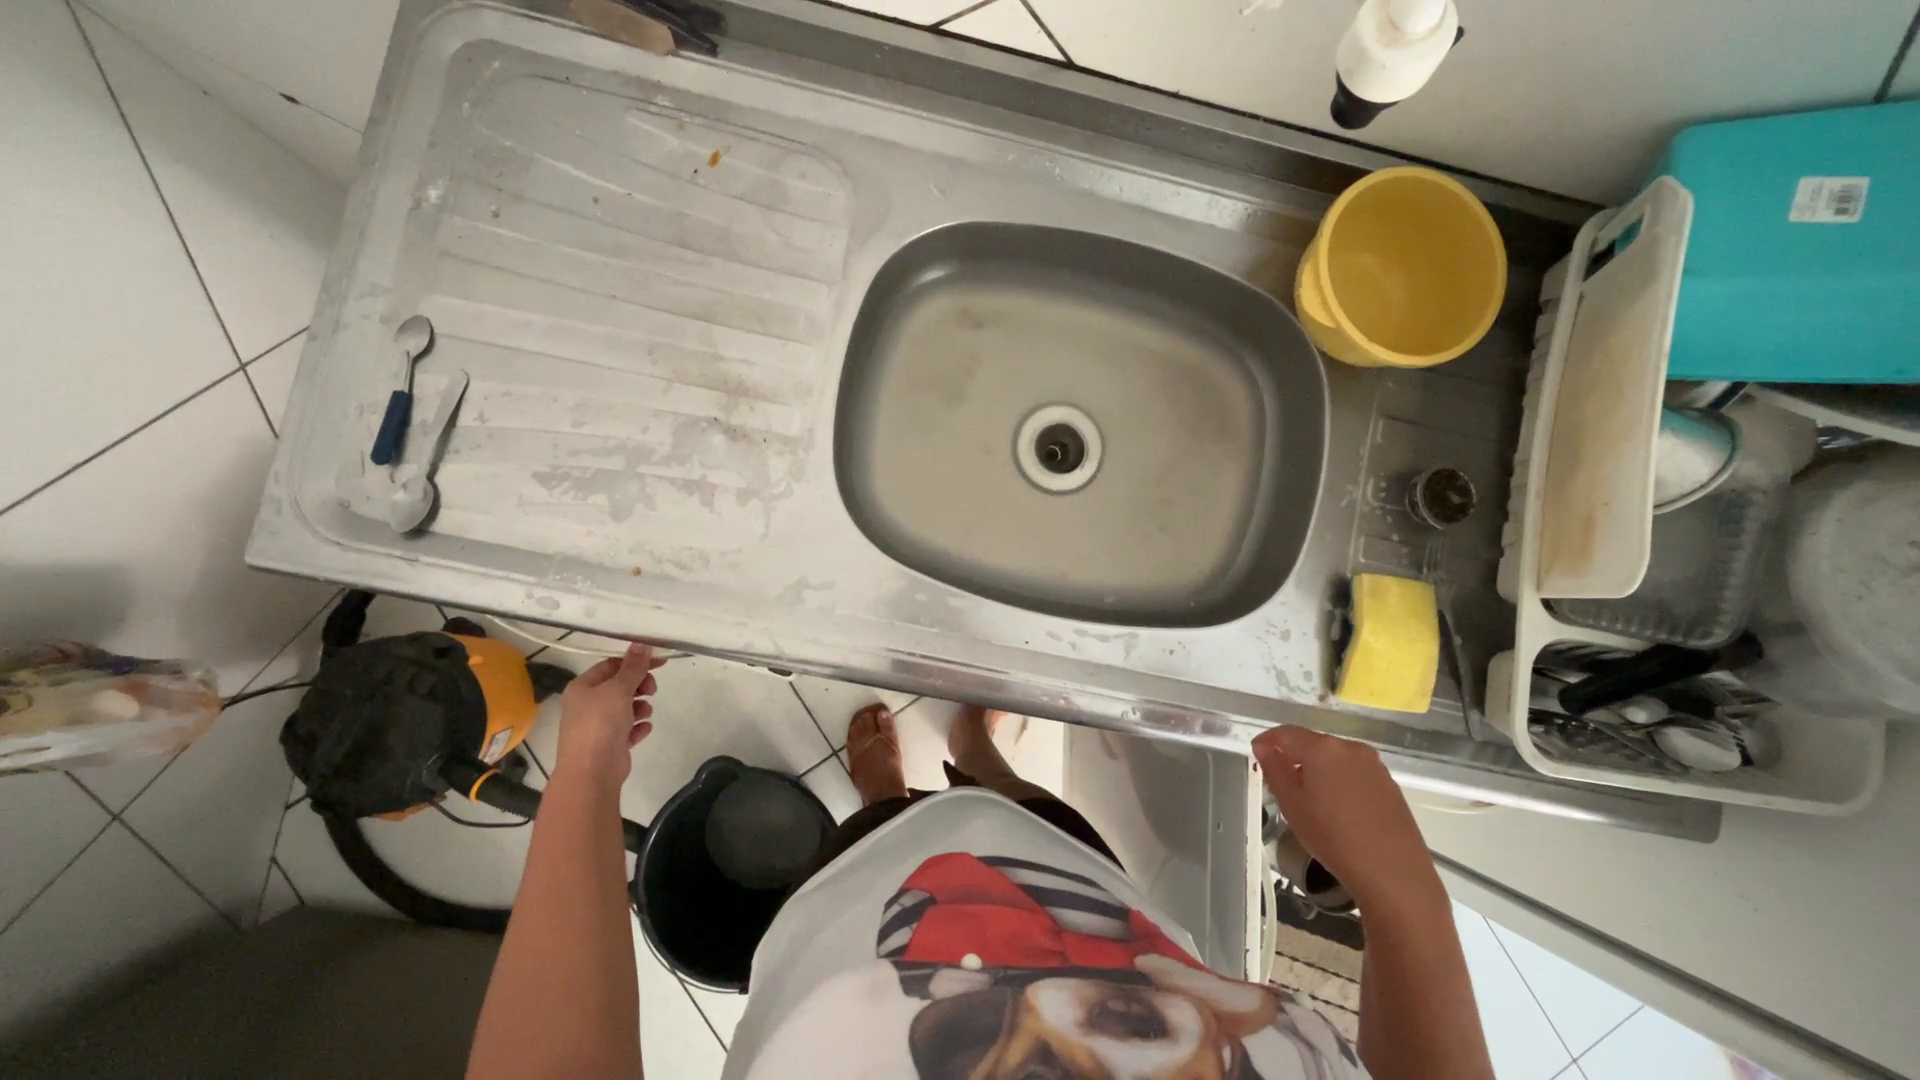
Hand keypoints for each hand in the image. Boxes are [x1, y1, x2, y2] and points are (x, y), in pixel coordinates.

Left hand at [555, 642, 664, 785]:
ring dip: (640, 707)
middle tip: (652, 690)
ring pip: (625, 707)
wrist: (591, 772)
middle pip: (619, 686)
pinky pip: (628, 729)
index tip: (659, 663)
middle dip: (639, 685)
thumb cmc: (600, 724)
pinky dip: (637, 727)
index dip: (635, 662)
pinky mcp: (609, 744)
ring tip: (645, 713)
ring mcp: (597, 726)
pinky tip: (644, 729)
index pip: (611, 665)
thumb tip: (642, 643)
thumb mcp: (618, 689)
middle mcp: (587, 704)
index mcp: (582, 687)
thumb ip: (633, 667)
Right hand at [1251, 726, 1445, 918]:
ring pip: (1335, 759)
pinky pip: (1355, 773)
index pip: (1287, 733)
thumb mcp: (1291, 805)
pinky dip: (1339, 781)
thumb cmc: (1332, 837)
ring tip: (1310, 799)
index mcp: (1322, 749)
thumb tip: (1264, 747)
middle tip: (1280, 782)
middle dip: (1294, 757)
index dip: (1268, 740)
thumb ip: (1274, 770)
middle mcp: (1350, 748)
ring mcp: (1374, 765)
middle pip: (1313, 744)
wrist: (1392, 872)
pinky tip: (1337, 808)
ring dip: (1318, 769)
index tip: (1256, 752)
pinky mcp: (1389, 784)